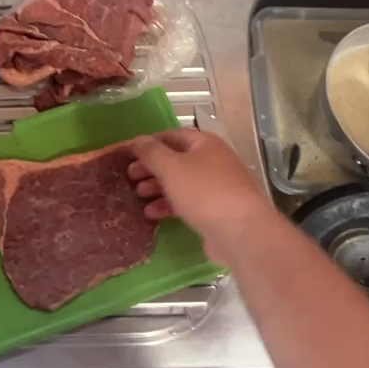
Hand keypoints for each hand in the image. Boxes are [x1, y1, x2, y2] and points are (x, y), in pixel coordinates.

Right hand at [128, 129, 283, 263]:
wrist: (240, 232)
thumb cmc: (204, 191)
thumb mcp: (171, 167)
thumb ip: (151, 152)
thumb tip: (135, 140)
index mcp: (205, 144)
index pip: (171, 135)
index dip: (148, 143)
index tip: (127, 153)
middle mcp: (212, 161)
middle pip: (175, 159)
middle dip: (151, 167)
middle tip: (129, 176)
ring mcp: (215, 187)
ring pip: (179, 182)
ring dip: (157, 187)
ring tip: (137, 195)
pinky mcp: (213, 210)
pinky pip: (186, 202)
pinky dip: (168, 205)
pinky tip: (151, 213)